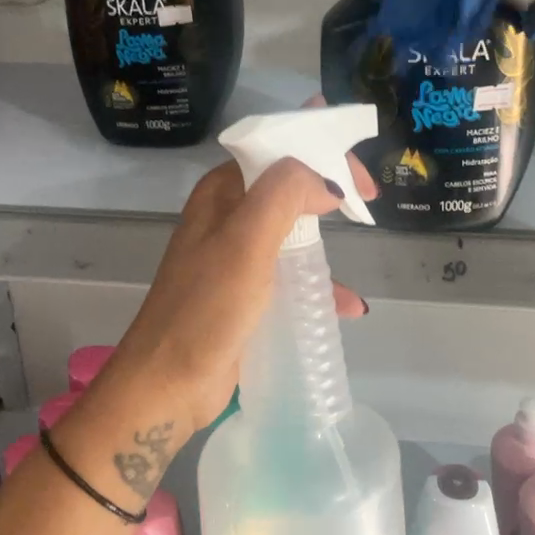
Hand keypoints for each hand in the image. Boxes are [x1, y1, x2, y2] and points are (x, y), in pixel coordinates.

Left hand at [102, 158, 374, 447]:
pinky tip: (347, 306)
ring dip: (325, 236)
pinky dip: (317, 282)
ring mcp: (235, 254)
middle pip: (288, 185)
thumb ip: (285, 194)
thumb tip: (327, 185)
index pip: (278, 150)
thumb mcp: (246, 240)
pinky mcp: (244, 291)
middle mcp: (227, 214)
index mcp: (222, 191)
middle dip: (329, 188)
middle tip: (368, 203)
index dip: (322, 153)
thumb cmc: (206, 307)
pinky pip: (289, 273)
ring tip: (360, 244)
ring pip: (291, 228)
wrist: (166, 384)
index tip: (361, 181)